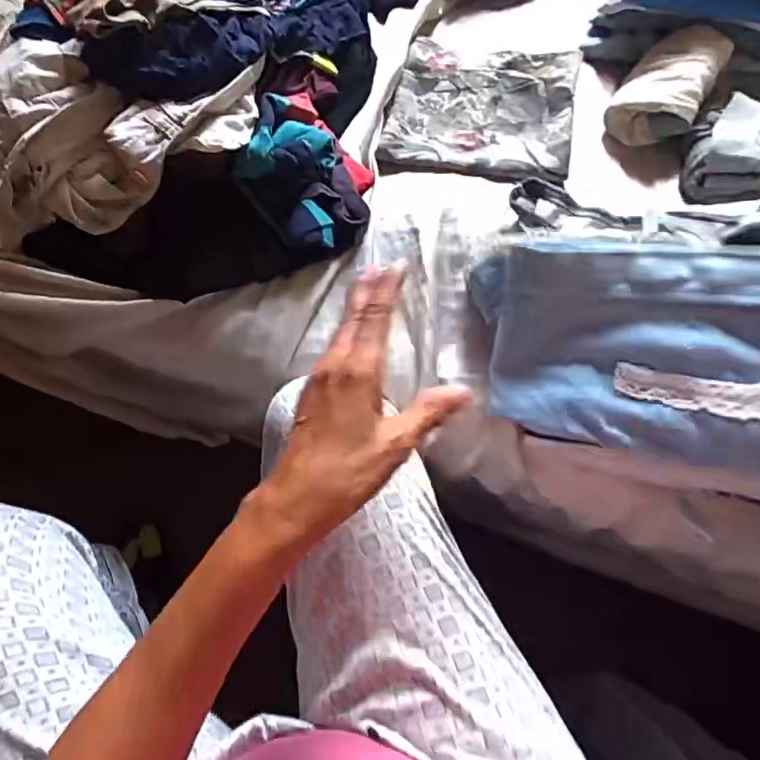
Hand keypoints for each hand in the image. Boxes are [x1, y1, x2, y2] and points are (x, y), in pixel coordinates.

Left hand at [247, 265, 472, 549]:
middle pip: (354, 317)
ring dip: (356, 306)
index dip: (386, 291)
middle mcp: (335, 365)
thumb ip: (427, 413)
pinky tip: (351, 333)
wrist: (296, 495)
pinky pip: (333, 346)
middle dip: (368, 289)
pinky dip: (346, 328)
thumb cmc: (348, 472)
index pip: (375, 319)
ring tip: (368, 286)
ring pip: (341, 330)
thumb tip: (463, 390)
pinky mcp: (312, 389)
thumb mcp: (395, 445)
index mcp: (358, 372)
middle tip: (381, 264)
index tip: (395, 266)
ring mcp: (319, 375)